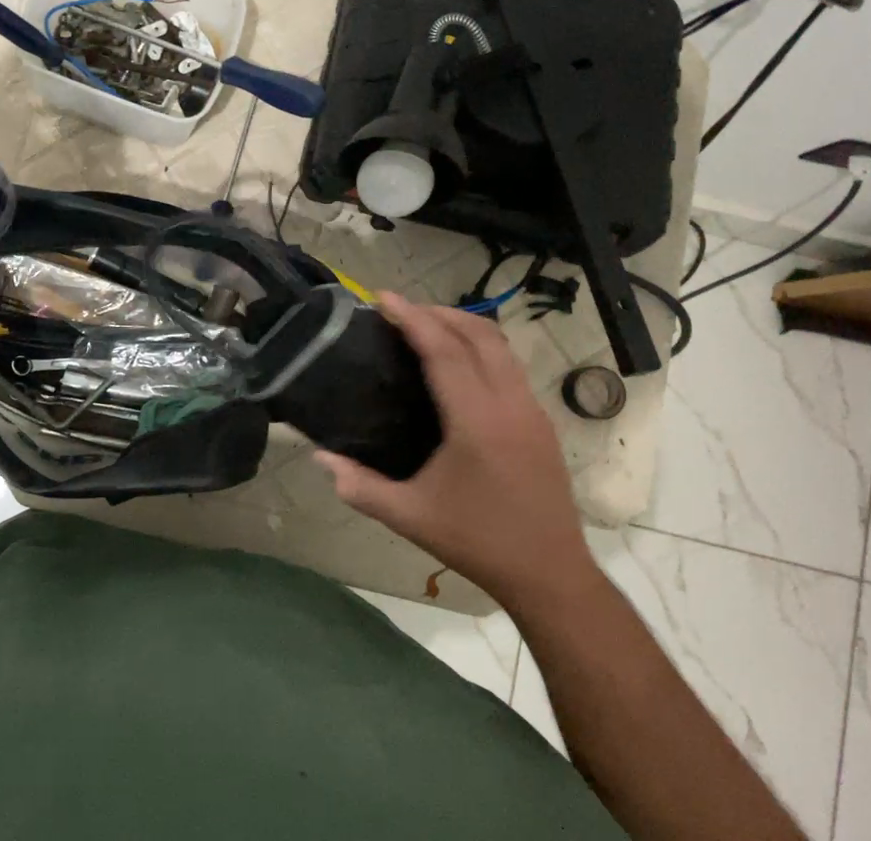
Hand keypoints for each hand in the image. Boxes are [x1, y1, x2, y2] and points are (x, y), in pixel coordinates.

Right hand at [315, 293, 598, 610]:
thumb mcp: (408, 516)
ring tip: (424, 328)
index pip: (444, 351)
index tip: (383, 297)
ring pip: (501, 347)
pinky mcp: (540, 423)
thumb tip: (320, 458)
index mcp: (477, 421)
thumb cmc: (476, 541)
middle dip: (439, 312)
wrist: (550, 572)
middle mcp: (510, 405)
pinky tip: (455, 366)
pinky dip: (479, 349)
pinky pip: (509, 366)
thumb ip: (359, 486)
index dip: (412, 319)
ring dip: (463, 327)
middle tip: (399, 311)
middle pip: (479, 335)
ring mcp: (532, 412)